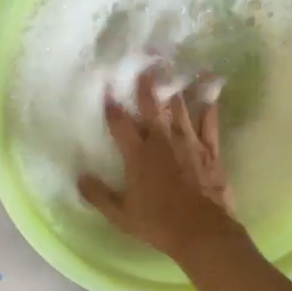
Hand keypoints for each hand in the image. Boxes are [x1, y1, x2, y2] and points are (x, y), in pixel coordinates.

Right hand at [79, 67, 238, 259]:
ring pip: (180, 107)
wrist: (202, 231)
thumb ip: (99, 195)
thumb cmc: (158, 224)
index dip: (112, 105)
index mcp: (138, 155)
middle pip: (152, 105)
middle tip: (146, 60)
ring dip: (175, 86)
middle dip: (147, 82)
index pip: (120, 123)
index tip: (106, 86)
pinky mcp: (211, 150)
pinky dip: (209, 104)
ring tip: (173, 67)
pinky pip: (210, 121)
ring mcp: (189, 142)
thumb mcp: (121, 214)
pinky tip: (209, 89)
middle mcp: (163, 141)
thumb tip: (80, 178)